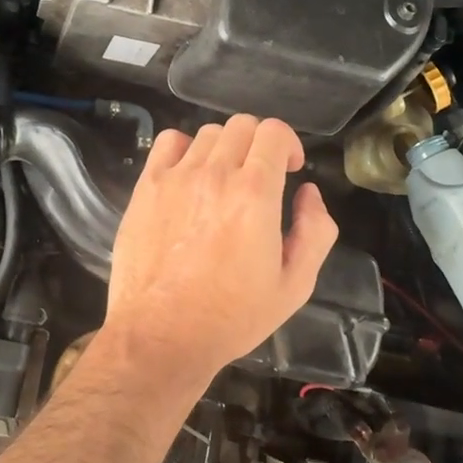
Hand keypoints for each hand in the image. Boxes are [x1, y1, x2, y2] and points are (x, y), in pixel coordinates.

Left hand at [98, 114, 338, 389]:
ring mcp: (177, 176)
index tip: (290, 169)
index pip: (274, 132)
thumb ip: (315, 232)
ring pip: (208, 133)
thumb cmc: (232, 316)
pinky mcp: (147, 186)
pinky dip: (185, 148)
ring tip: (224, 180)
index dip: (289, 144)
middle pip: (242, 126)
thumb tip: (309, 193)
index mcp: (255, 193)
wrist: (162, 336)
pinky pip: (169, 142)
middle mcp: (216, 174)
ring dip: (225, 148)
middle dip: (259, 144)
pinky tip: (189, 174)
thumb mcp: (294, 286)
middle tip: (260, 176)